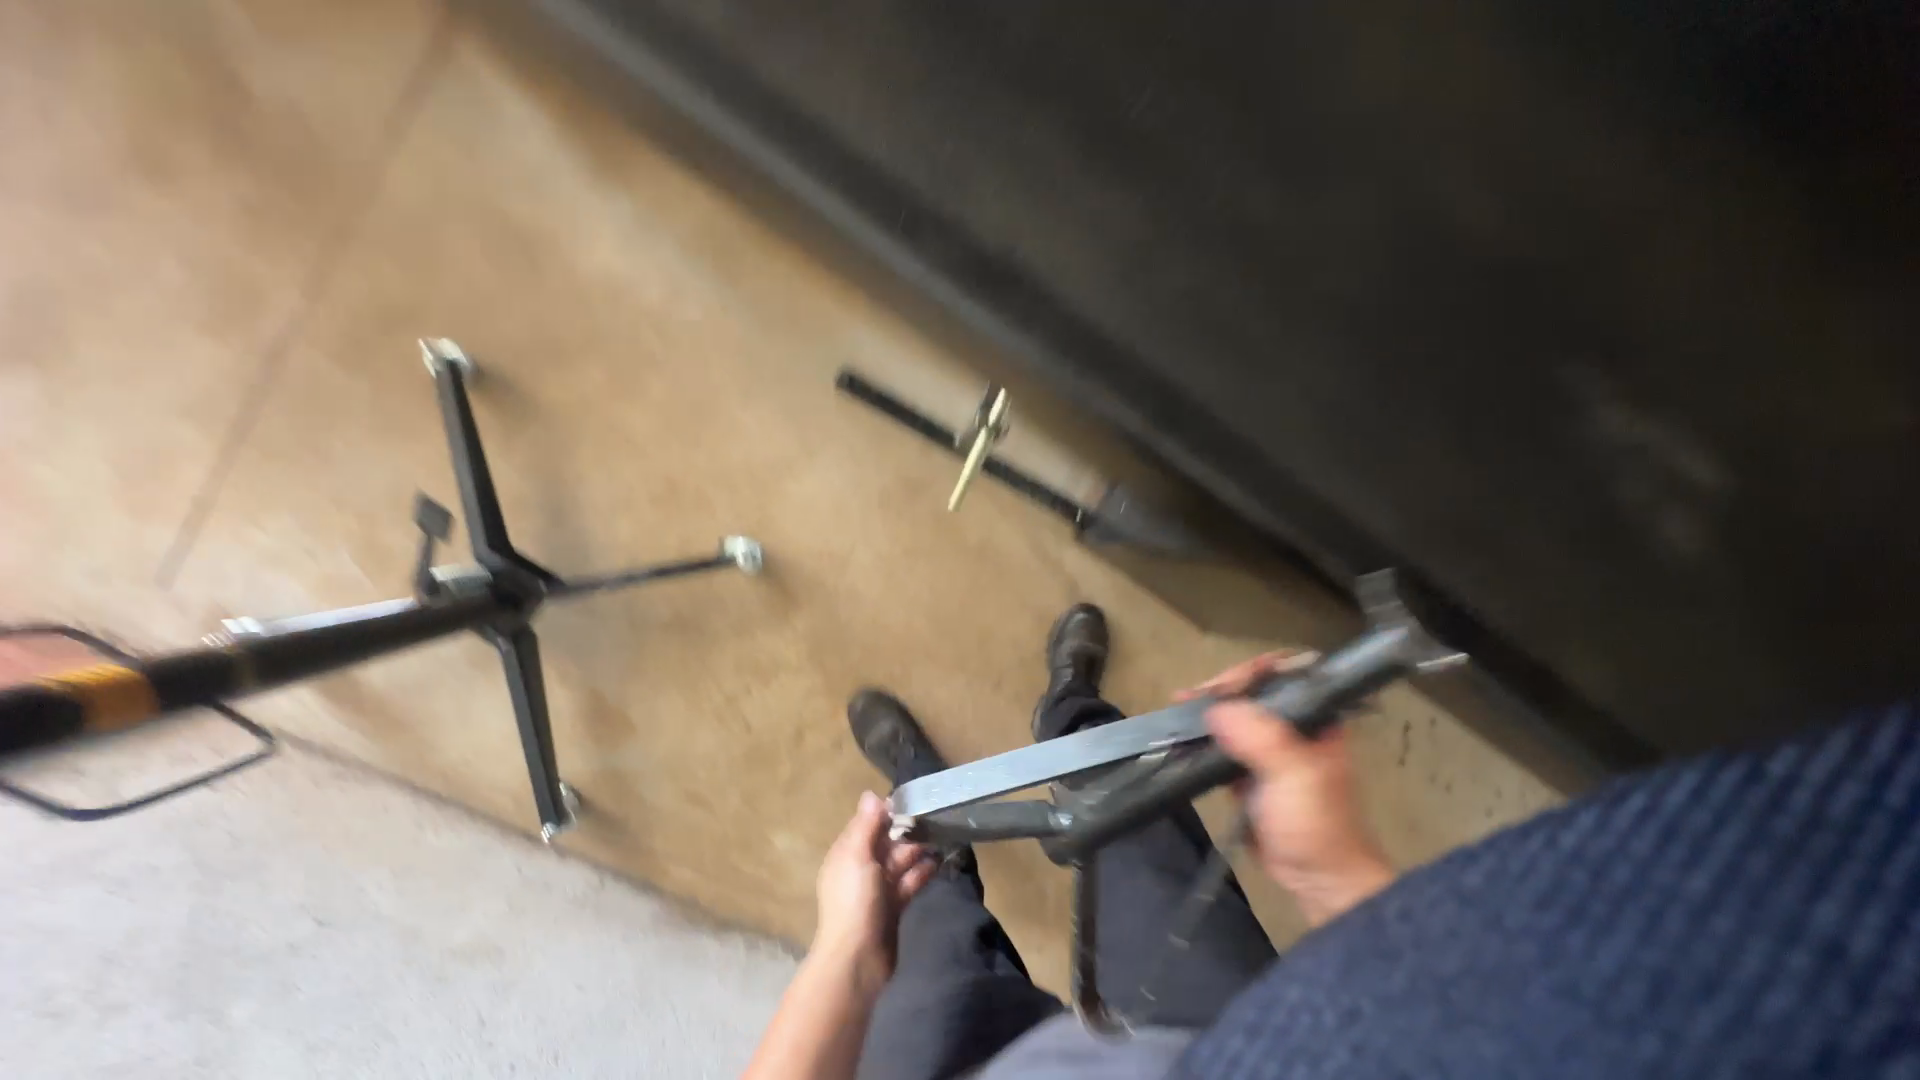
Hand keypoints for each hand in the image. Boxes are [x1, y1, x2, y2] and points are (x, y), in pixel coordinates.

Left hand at [812, 791, 937, 972]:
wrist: (858, 959)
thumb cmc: (854, 902)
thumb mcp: (856, 856)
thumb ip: (866, 826)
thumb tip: (872, 794)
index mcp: (847, 854)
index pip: (867, 825)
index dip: (887, 812)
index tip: (913, 800)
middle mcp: (861, 869)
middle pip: (886, 842)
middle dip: (907, 831)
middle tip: (934, 818)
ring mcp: (879, 889)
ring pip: (900, 862)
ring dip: (918, 850)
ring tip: (943, 836)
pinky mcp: (895, 907)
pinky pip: (910, 882)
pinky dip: (922, 872)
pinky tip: (939, 862)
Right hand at [1179, 651, 1395, 925]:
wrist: (1318, 880)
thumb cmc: (1316, 824)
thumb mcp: (1296, 775)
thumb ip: (1262, 738)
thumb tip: (1216, 709)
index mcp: (1317, 717)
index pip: (1282, 676)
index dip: (1249, 674)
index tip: (1220, 688)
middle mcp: (1293, 726)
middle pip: (1252, 691)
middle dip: (1221, 690)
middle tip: (1189, 697)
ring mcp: (1269, 750)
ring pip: (1235, 715)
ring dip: (1207, 710)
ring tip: (1179, 706)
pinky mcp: (1249, 772)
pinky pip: (1223, 744)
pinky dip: (1203, 736)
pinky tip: (1182, 732)